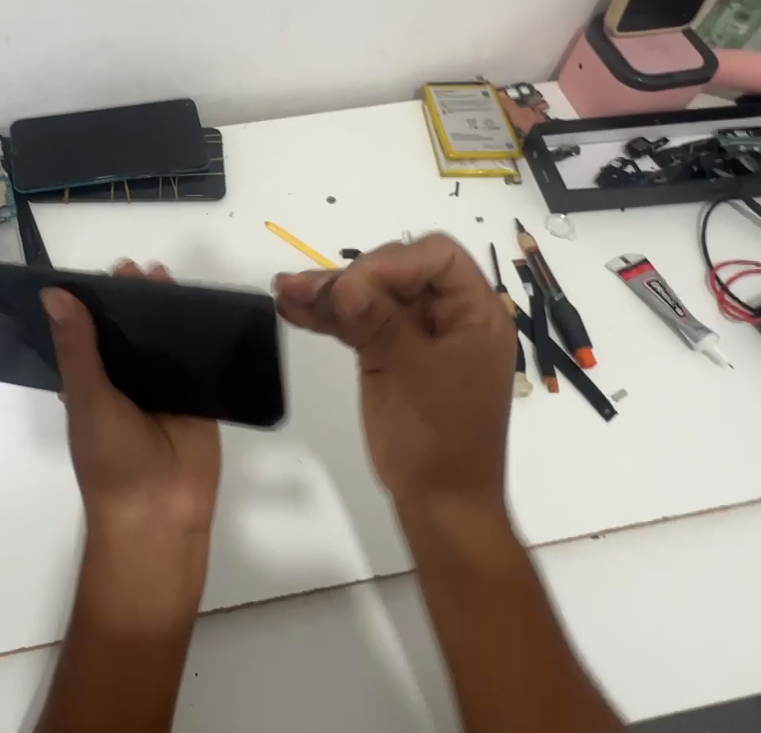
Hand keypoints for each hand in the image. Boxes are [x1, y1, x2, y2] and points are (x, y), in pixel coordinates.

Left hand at [44, 261, 222, 538]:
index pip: (90, 333)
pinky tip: (203, 305)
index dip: (94, 303)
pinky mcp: (198, 396)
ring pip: (164, 339)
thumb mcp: (87, 399)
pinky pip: (198, 358)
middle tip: (139, 268)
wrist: (159, 513)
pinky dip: (200, 333)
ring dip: (166, 310)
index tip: (102, 272)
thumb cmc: (111, 459)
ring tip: (165, 275)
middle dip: (133, 299)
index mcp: (92, 383)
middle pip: (130, 330)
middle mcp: (125, 381)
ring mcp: (163, 388)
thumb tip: (53, 292)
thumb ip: (76, 347)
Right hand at [273, 234, 518, 511]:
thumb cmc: (440, 439)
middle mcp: (449, 316)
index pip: (437, 257)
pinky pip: (359, 324)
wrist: (440, 504)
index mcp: (476, 314)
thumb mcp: (410, 373)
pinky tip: (292, 308)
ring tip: (284, 290)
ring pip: (371, 297)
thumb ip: (378, 322)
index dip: (393, 261)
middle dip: (351, 277)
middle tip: (311, 291)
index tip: (353, 284)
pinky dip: (329, 317)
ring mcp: (418, 335)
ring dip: (329, 294)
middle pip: (397, 273)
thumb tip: (344, 282)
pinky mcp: (392, 353)